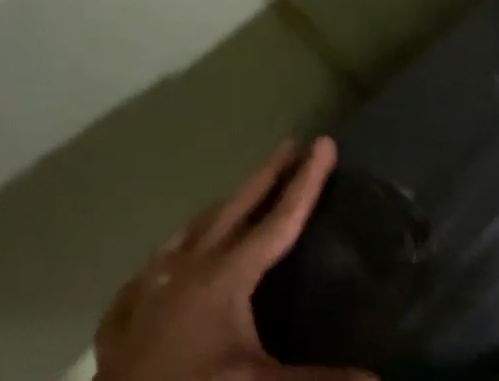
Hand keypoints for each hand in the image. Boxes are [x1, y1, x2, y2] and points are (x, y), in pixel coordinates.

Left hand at [93, 138, 372, 380]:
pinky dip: (167, 257)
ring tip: (236, 196)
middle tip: (290, 146)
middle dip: (265, 177)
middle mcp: (187, 272)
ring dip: (219, 210)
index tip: (324, 142)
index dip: (307, 181)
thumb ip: (317, 377)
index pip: (279, 219)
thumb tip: (378, 377)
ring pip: (188, 235)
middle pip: (233, 212)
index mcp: (225, 278)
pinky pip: (145, 275)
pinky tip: (164, 264)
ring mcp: (147, 294)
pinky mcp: (120, 322)